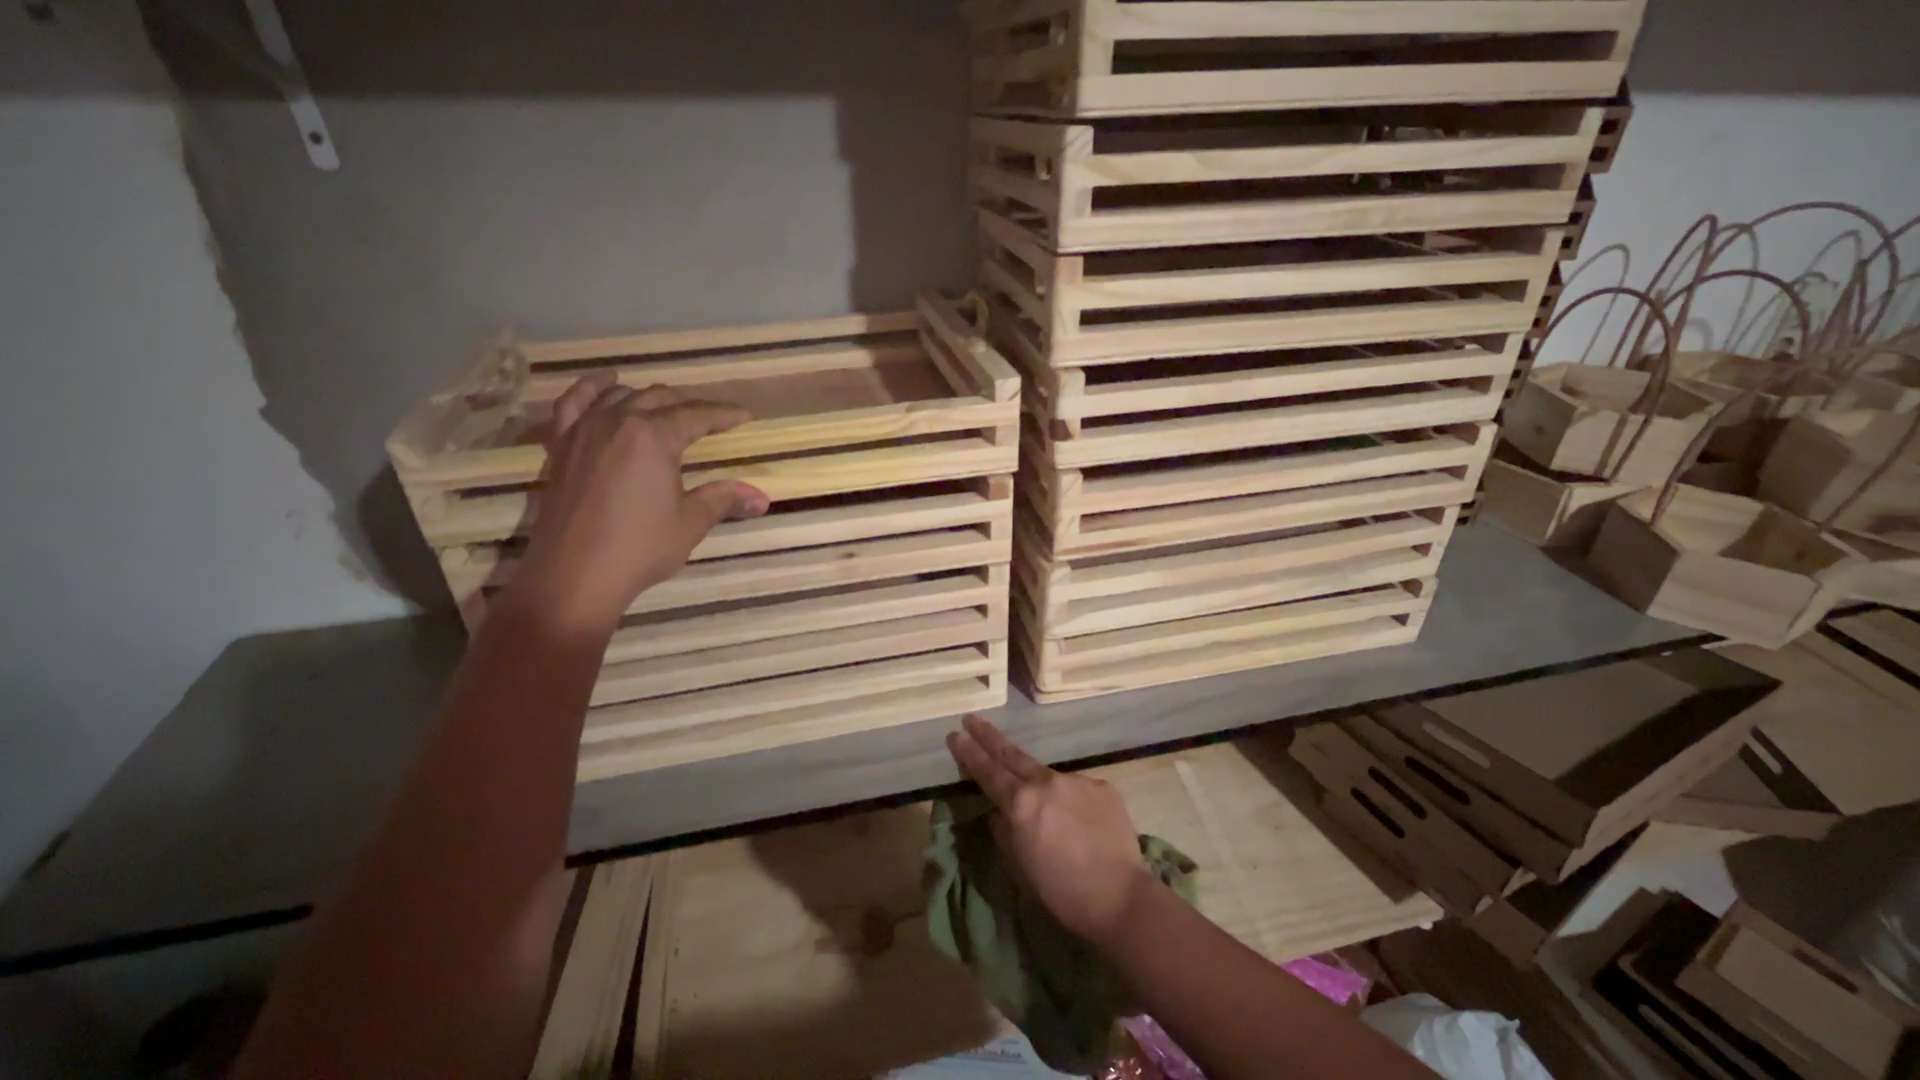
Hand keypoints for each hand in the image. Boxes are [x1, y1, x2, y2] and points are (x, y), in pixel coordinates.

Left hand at [509, 374, 768, 634]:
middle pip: (659, 399)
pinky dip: (591, 388)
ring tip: (665, 408)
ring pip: (620, 395)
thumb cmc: (639, 548)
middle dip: (689, 406)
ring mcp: (583, 430)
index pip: (697, 415)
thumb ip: (723, 499)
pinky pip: (573, 403)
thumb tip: (761, 498)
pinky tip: (606, 384)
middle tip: (709, 421)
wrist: (573, 575)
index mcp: (653, 435)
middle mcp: (617, 421)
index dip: (723, 414)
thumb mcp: (689, 523)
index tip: (744, 416)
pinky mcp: (560, 446)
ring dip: (647, 397)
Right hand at [946, 714, 1158, 947]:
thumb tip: (1001, 812)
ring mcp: (1077, 781)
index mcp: (1019, 803)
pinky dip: (1071, 801)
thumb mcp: (1017, 866)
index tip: (955, 733)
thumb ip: (1003, 831)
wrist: (1118, 896)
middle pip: (1012, 754)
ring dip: (1039, 784)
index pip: (987, 771)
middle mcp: (1046, 782)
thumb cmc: (1059, 891)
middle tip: (972, 719)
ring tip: (1046, 812)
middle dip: (989, 736)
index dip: (969, 752)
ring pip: (1048, 776)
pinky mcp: (1103, 787)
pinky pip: (1077, 789)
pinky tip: (1079, 823)